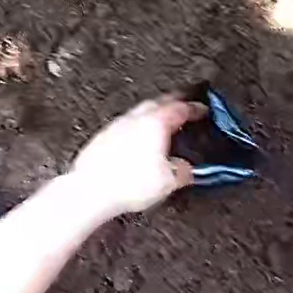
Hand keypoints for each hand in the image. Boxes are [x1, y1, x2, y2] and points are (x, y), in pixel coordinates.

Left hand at [68, 94, 207, 216]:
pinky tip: (135, 141)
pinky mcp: (102, 137)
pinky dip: (135, 129)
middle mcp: (135, 119)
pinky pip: (124, 126)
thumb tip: (186, 169)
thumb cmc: (128, 183)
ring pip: (138, 112)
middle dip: (171, 102)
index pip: (180, 108)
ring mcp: (116, 126)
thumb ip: (182, 171)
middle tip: (182, 105)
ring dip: (151, 114)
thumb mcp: (168, 181)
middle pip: (157, 102)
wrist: (91, 190)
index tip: (201, 108)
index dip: (194, 108)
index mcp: (155, 123)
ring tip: (159, 123)